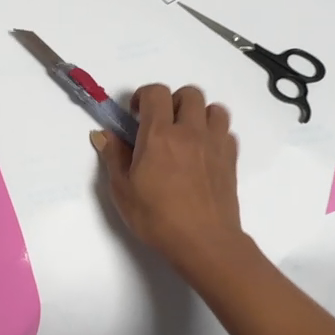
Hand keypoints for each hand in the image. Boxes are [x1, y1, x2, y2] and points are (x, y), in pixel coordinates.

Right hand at [92, 83, 245, 266]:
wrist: (203, 241)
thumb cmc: (155, 216)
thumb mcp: (122, 189)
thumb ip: (113, 156)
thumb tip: (103, 134)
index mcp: (159, 134)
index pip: (156, 92)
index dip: (143, 96)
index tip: (135, 115)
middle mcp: (190, 131)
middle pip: (189, 93)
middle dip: (172, 101)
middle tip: (160, 124)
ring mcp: (214, 144)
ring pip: (214, 108)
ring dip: (198, 114)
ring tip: (185, 134)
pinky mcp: (231, 159)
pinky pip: (226, 132)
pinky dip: (214, 134)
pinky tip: (202, 153)